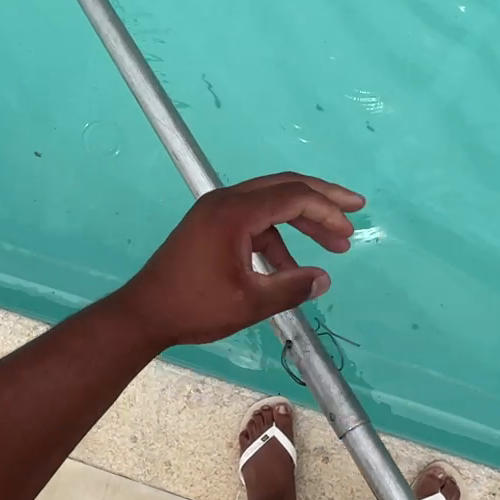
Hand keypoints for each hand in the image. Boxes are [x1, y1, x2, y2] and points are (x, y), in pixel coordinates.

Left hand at [109, 172, 365, 348]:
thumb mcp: (249, 302)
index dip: (327, 210)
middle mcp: (225, 201)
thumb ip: (291, 288)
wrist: (143, 313)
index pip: (293, 196)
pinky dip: (276, 238)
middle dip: (322, 199)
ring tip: (335, 245)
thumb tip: (324, 279)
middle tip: (355, 210)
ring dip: (301, 221)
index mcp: (235, 212)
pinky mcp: (210, 226)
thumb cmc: (194, 307)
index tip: (351, 229)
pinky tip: (292, 267)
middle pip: (284, 187)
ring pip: (270, 203)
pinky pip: (253, 221)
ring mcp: (215, 211)